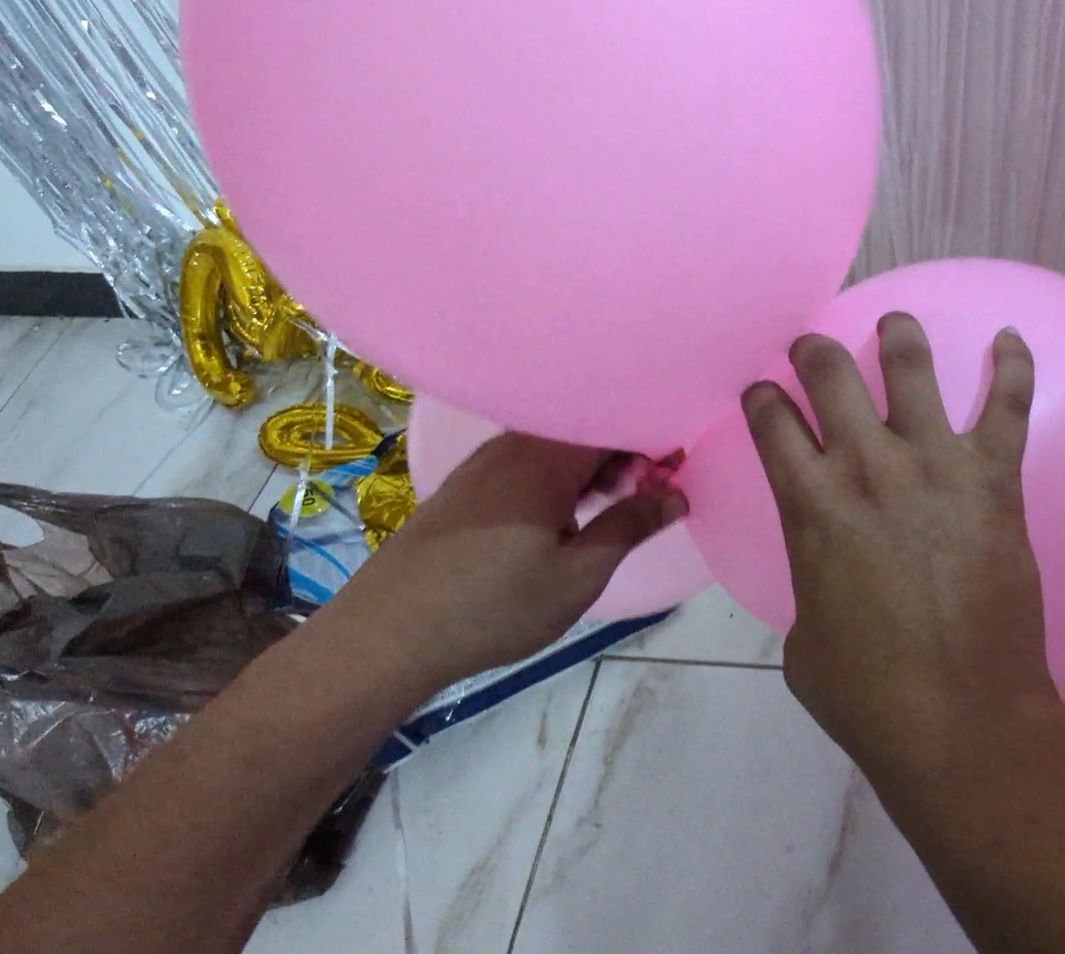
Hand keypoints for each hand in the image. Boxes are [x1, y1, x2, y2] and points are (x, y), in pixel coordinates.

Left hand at [327, 433, 687, 686]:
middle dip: (630, 458)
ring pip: (560, 452)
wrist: (383, 641)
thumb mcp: (579, 573)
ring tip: (617, 512)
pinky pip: (532, 469)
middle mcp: (511, 447)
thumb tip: (677, 495)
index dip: (656, 442)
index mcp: (543, 455)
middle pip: (588, 433)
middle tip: (655, 498)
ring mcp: (484, 468)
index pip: (616, 423)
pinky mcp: (467, 492)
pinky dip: (564, 485)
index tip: (682, 472)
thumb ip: (632, 525)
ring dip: (597, 474)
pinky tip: (570, 521)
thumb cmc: (493, 605)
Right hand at [744, 312, 1061, 780]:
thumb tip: (827, 569)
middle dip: (813, 350)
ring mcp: (934, 464)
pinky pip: (1007, 403)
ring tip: (894, 325)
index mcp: (809, 505)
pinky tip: (1010, 339)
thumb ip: (811, 580)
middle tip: (813, 348)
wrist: (958, 717)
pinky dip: (1011, 365)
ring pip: (909, 365)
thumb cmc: (868, 692)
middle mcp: (866, 467)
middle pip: (829, 373)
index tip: (764, 392)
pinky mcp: (994, 478)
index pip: (770, 421)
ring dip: (896, 335)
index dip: (762, 397)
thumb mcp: (804, 637)